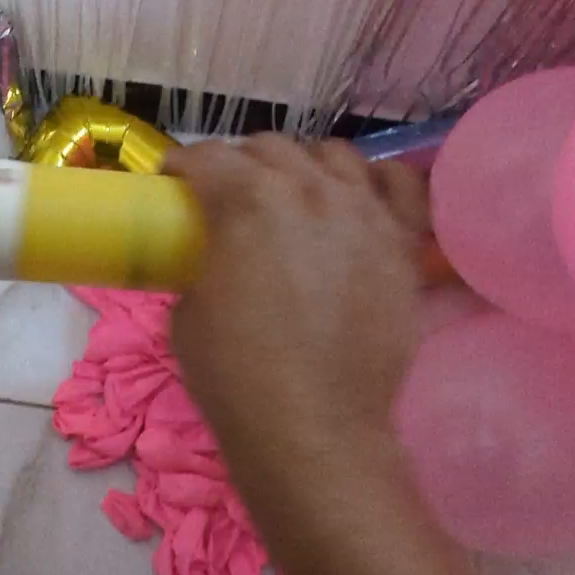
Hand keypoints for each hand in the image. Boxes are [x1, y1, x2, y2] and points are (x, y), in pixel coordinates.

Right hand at [166, 136, 428, 477]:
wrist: (312, 427)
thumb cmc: (234, 375)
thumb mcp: (188, 311)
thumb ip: (201, 264)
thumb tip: (213, 255)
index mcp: (245, 202)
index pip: (205, 155)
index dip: (179, 166)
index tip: (173, 185)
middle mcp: (308, 190)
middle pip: (267, 147)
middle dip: (237, 164)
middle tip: (227, 198)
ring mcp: (363, 212)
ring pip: (331, 154)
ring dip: (300, 165)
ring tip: (293, 195)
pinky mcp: (400, 243)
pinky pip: (398, 184)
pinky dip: (373, 181)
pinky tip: (355, 199)